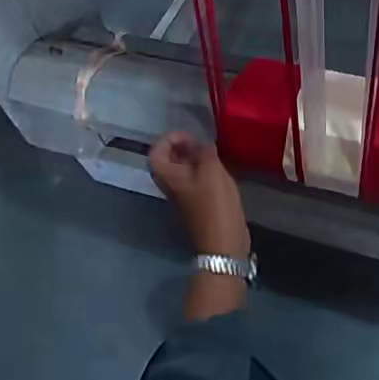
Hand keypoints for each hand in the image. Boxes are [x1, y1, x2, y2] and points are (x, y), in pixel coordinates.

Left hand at [149, 132, 250, 258]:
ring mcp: (183, 198)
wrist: (223, 243)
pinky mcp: (196, 206)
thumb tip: (202, 146)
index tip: (189, 136)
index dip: (169, 139)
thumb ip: (205, 152)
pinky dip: (201, 172)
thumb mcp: (211, 170)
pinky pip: (193, 182)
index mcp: (169, 177)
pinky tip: (218, 171)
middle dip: (180, 148)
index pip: (155, 153)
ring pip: (180, 172)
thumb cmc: (214, 204)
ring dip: (192, 160)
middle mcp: (171, 187)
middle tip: (199, 143)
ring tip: (210, 154)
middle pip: (167, 162)